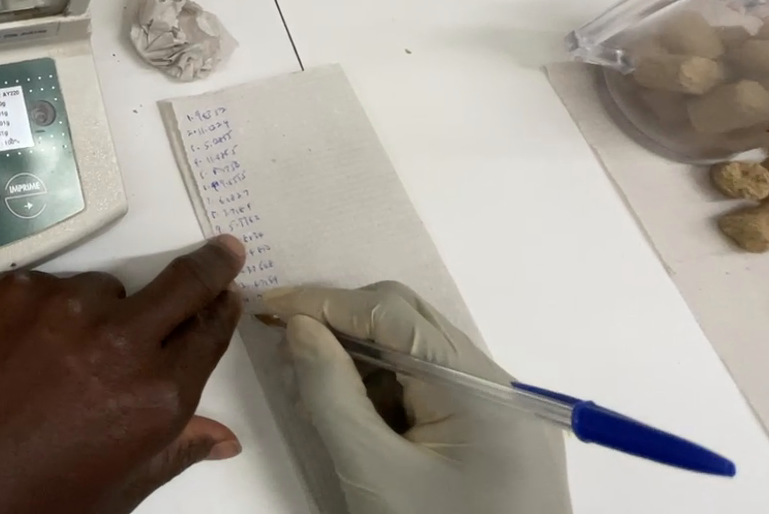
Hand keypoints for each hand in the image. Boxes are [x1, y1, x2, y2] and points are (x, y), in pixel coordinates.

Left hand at [0, 237, 247, 513]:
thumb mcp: (117, 489)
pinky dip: (53, 305)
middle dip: (207, 267)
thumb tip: (222, 436)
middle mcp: (117, 339)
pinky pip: (53, 285)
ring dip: (106, 307)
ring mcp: (63, 303)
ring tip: (71, 350)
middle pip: (179, 286)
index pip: (206, 336)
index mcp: (153, 396)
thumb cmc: (34, 495)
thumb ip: (173, 449)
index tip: (228, 292)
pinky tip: (31, 343)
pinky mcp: (18, 286)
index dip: (221, 312)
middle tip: (222, 249)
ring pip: (107, 286)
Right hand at [261, 282, 570, 513]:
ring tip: (316, 392)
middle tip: (291, 345)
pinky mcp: (491, 436)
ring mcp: (499, 413)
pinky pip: (426, 383)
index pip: (388, 311)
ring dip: (358, 357)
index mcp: (480, 390)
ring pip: (412, 348)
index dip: (323, 300)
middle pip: (404, 319)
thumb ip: (328, 387)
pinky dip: (382, 385)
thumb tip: (298, 323)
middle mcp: (498, 388)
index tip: (268, 305)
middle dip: (341, 324)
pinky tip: (354, 415)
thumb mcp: (370, 468)